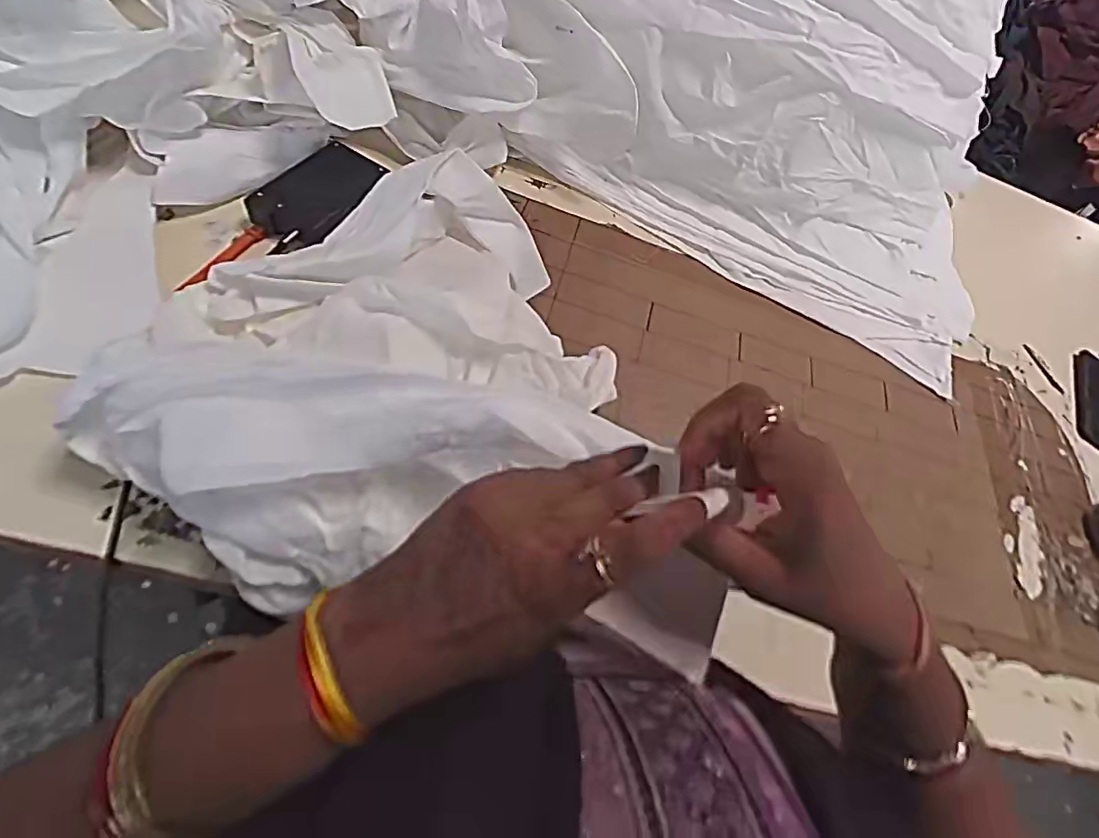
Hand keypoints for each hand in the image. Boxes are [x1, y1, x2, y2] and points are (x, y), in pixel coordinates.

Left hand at [322, 446, 711, 726]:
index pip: (633, 545)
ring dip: (611, 468)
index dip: (674, 521)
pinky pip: (543, 474)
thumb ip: (585, 585)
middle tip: (663, 472)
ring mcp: (511, 502)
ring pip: (578, 476)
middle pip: (609, 497)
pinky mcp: (488, 485)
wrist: (396, 622)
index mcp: (557, 583)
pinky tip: (582, 471)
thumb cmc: (475, 644)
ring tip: (637, 455)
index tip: (702, 503)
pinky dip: (568, 474)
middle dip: (642, 483)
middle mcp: (539, 536)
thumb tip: (620, 550)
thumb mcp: (544, 630)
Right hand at [679, 385, 920, 666]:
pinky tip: (736, 494)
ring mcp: (808, 453)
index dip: (706, 428)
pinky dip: (736, 456)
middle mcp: (807, 449)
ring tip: (714, 491)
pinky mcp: (804, 463)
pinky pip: (760, 439)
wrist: (876, 604)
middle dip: (708, 434)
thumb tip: (670, 510)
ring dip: (721, 446)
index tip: (690, 471)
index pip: (747, 408)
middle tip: (695, 477)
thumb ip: (710, 540)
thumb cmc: (828, 592)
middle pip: (745, 405)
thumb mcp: (760, 575)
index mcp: (802, 468)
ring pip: (750, 419)